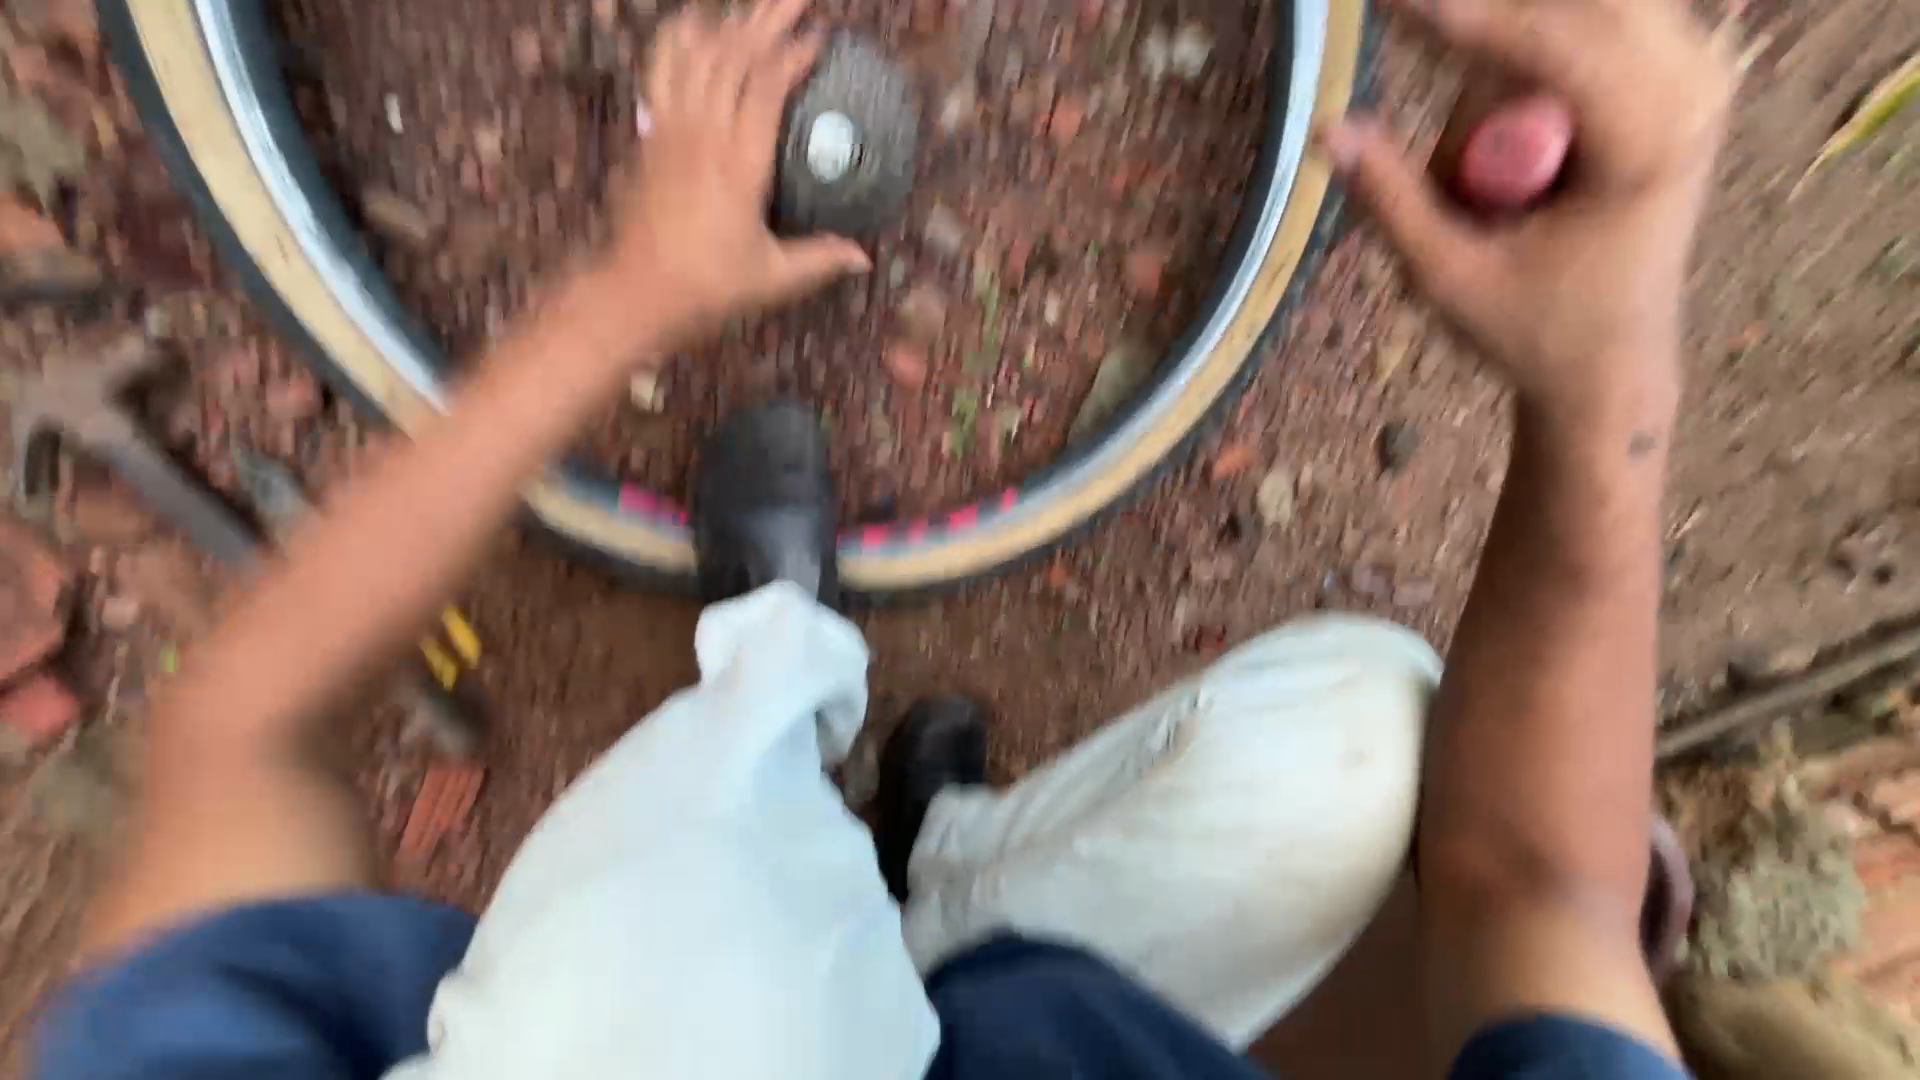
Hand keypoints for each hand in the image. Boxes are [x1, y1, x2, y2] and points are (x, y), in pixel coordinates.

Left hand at [610, 0, 870, 348]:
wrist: (637, 292)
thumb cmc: (709, 288)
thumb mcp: (774, 279)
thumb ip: (821, 260)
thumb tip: (864, 258)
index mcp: (738, 163)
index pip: (765, 85)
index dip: (793, 55)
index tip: (820, 38)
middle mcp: (701, 133)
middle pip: (732, 52)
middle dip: (767, 17)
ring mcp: (669, 129)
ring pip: (693, 51)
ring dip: (726, 22)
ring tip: (753, 11)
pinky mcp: (649, 135)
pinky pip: (660, 69)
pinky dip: (679, 40)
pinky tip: (694, 31)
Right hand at [1324, 0, 1734, 425]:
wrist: (1607, 363)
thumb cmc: (1530, 330)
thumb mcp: (1446, 275)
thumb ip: (1389, 198)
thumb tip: (1329, 129)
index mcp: (1647, 142)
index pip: (1554, 44)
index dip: (1465, 20)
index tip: (1392, 4)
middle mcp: (1692, 86)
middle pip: (1572, 11)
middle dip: (1486, 39)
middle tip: (1452, 164)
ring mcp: (1692, 76)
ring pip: (1574, 19)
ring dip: (1500, 76)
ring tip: (1476, 188)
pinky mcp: (1671, 82)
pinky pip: (1584, 36)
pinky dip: (1524, 72)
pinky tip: (1506, 154)